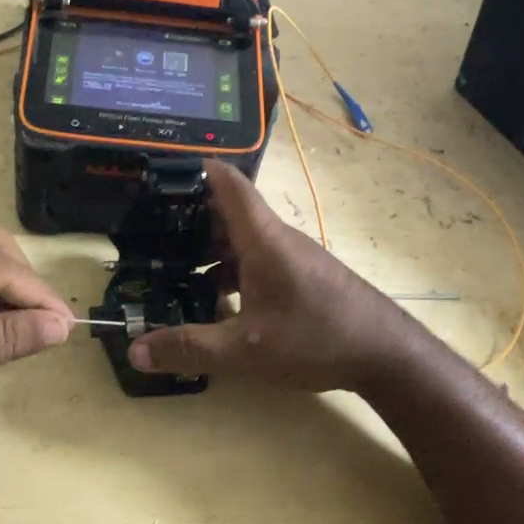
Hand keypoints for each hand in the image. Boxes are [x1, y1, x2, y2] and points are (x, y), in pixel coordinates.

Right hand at [128, 160, 433, 393]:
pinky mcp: (303, 277)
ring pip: (244, 240)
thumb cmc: (316, 339)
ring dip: (210, 250)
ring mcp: (294, 258)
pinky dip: (232, 271)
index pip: (226, 183)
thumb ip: (188, 348)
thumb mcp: (244, 351)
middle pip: (228, 212)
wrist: (388, 354)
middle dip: (188, 218)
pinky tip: (217, 302)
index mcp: (262, 238)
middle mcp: (278, 239)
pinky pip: (258, 261)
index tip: (158, 171)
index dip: (192, 169)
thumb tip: (135, 351)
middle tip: (148, 231)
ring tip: (173, 269)